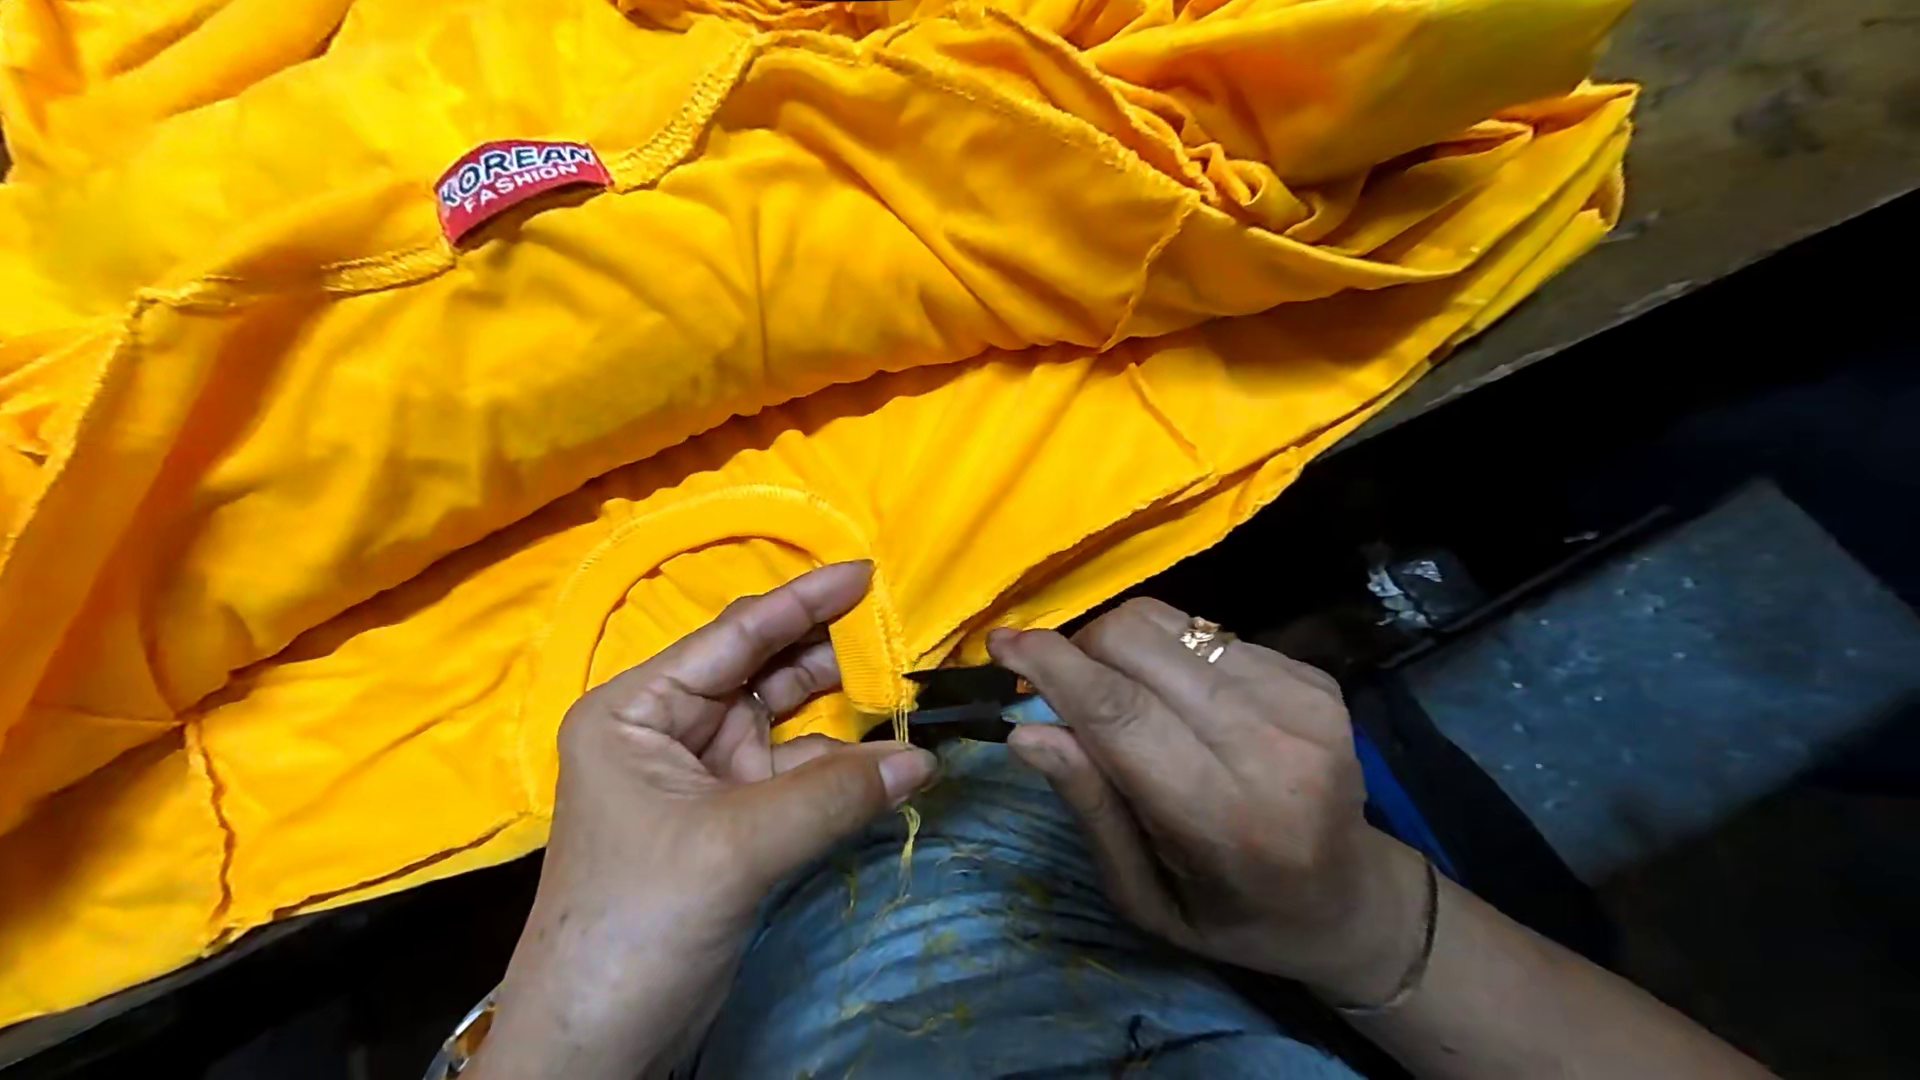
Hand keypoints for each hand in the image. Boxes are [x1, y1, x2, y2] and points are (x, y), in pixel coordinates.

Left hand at [469, 562, 936, 1079]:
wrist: (597, 1052)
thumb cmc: (635, 925)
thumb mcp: (734, 847)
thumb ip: (833, 796)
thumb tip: (924, 760)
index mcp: (642, 707)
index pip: (736, 635)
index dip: (803, 601)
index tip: (865, 573)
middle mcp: (676, 725)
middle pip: (767, 669)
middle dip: (832, 650)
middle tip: (898, 629)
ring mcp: (711, 769)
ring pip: (792, 718)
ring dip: (848, 709)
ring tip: (908, 689)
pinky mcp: (740, 812)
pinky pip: (804, 771)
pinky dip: (847, 766)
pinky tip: (893, 764)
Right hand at [988, 598, 1429, 1005]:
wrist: (1354, 899)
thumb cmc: (1232, 913)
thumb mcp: (1143, 893)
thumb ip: (1088, 805)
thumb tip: (1025, 733)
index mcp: (1225, 817)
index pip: (1119, 712)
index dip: (1051, 667)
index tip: (1001, 644)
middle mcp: (1271, 744)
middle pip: (1136, 644)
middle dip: (1077, 649)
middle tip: (1065, 688)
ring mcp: (1301, 699)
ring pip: (1165, 622)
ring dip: (1116, 644)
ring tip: (1120, 690)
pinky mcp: (1312, 675)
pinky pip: (1202, 628)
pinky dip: (1163, 651)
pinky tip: (1174, 693)